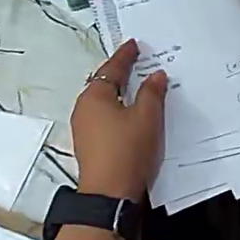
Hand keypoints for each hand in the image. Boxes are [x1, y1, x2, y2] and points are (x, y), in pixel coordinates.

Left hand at [71, 39, 168, 198]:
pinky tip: (130, 114)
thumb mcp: (147, 117)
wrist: (110, 194)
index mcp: (94, 96)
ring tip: (137, 87)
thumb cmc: (127, 150)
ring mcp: (84, 128)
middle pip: (103, 84)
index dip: (125, 56)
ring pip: (103, 102)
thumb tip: (156, 76)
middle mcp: (84, 109)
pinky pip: (104, 118)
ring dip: (119, 93)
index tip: (133, 45)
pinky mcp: (90, 145)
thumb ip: (152, 92)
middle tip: (136, 63)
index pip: (112, 68)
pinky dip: (117, 110)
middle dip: (120, 73)